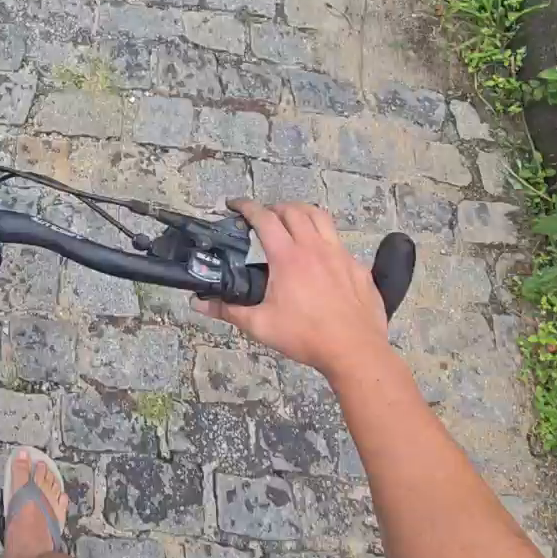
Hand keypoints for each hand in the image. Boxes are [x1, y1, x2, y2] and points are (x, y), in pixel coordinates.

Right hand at [192, 201, 391, 382]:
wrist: (356, 352)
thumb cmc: (306, 336)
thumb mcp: (260, 325)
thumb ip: (228, 310)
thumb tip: (198, 303)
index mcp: (288, 257)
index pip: (264, 218)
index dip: (246, 207)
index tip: (234, 205)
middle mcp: (315, 248)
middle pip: (293, 210)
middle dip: (274, 207)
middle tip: (262, 217)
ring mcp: (340, 255)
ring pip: (320, 217)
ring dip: (301, 213)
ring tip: (291, 222)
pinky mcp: (358, 268)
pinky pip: (339, 242)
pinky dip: (324, 239)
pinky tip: (319, 258)